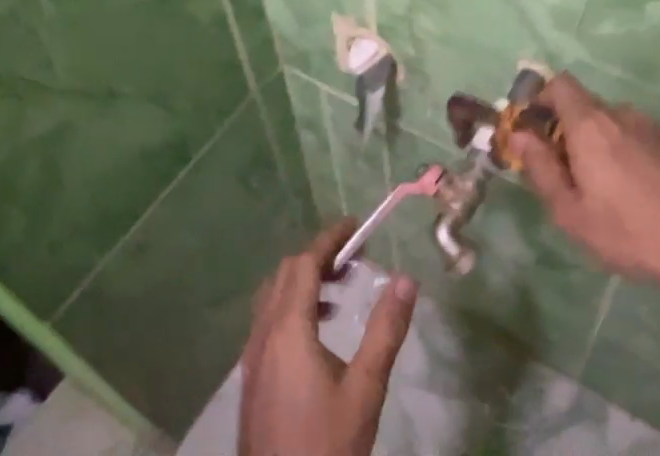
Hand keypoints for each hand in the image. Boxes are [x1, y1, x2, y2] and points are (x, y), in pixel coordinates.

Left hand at [240, 220, 418, 455]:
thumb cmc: (327, 442)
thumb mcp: (366, 388)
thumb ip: (386, 330)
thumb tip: (407, 279)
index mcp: (287, 331)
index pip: (302, 265)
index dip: (327, 240)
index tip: (354, 226)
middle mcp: (262, 336)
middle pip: (283, 276)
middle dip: (316, 257)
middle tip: (353, 258)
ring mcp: (252, 359)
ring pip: (271, 299)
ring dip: (302, 282)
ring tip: (339, 290)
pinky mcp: (252, 380)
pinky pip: (267, 322)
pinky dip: (291, 307)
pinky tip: (317, 332)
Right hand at [510, 73, 659, 299]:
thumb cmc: (629, 230)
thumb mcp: (571, 211)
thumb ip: (541, 168)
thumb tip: (518, 135)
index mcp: (591, 124)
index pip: (559, 84)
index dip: (539, 100)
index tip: (529, 132)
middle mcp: (621, 114)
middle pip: (582, 106)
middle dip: (562, 131)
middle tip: (557, 175)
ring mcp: (650, 128)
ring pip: (608, 125)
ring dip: (591, 146)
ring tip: (593, 193)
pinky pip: (631, 139)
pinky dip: (617, 155)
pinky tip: (626, 197)